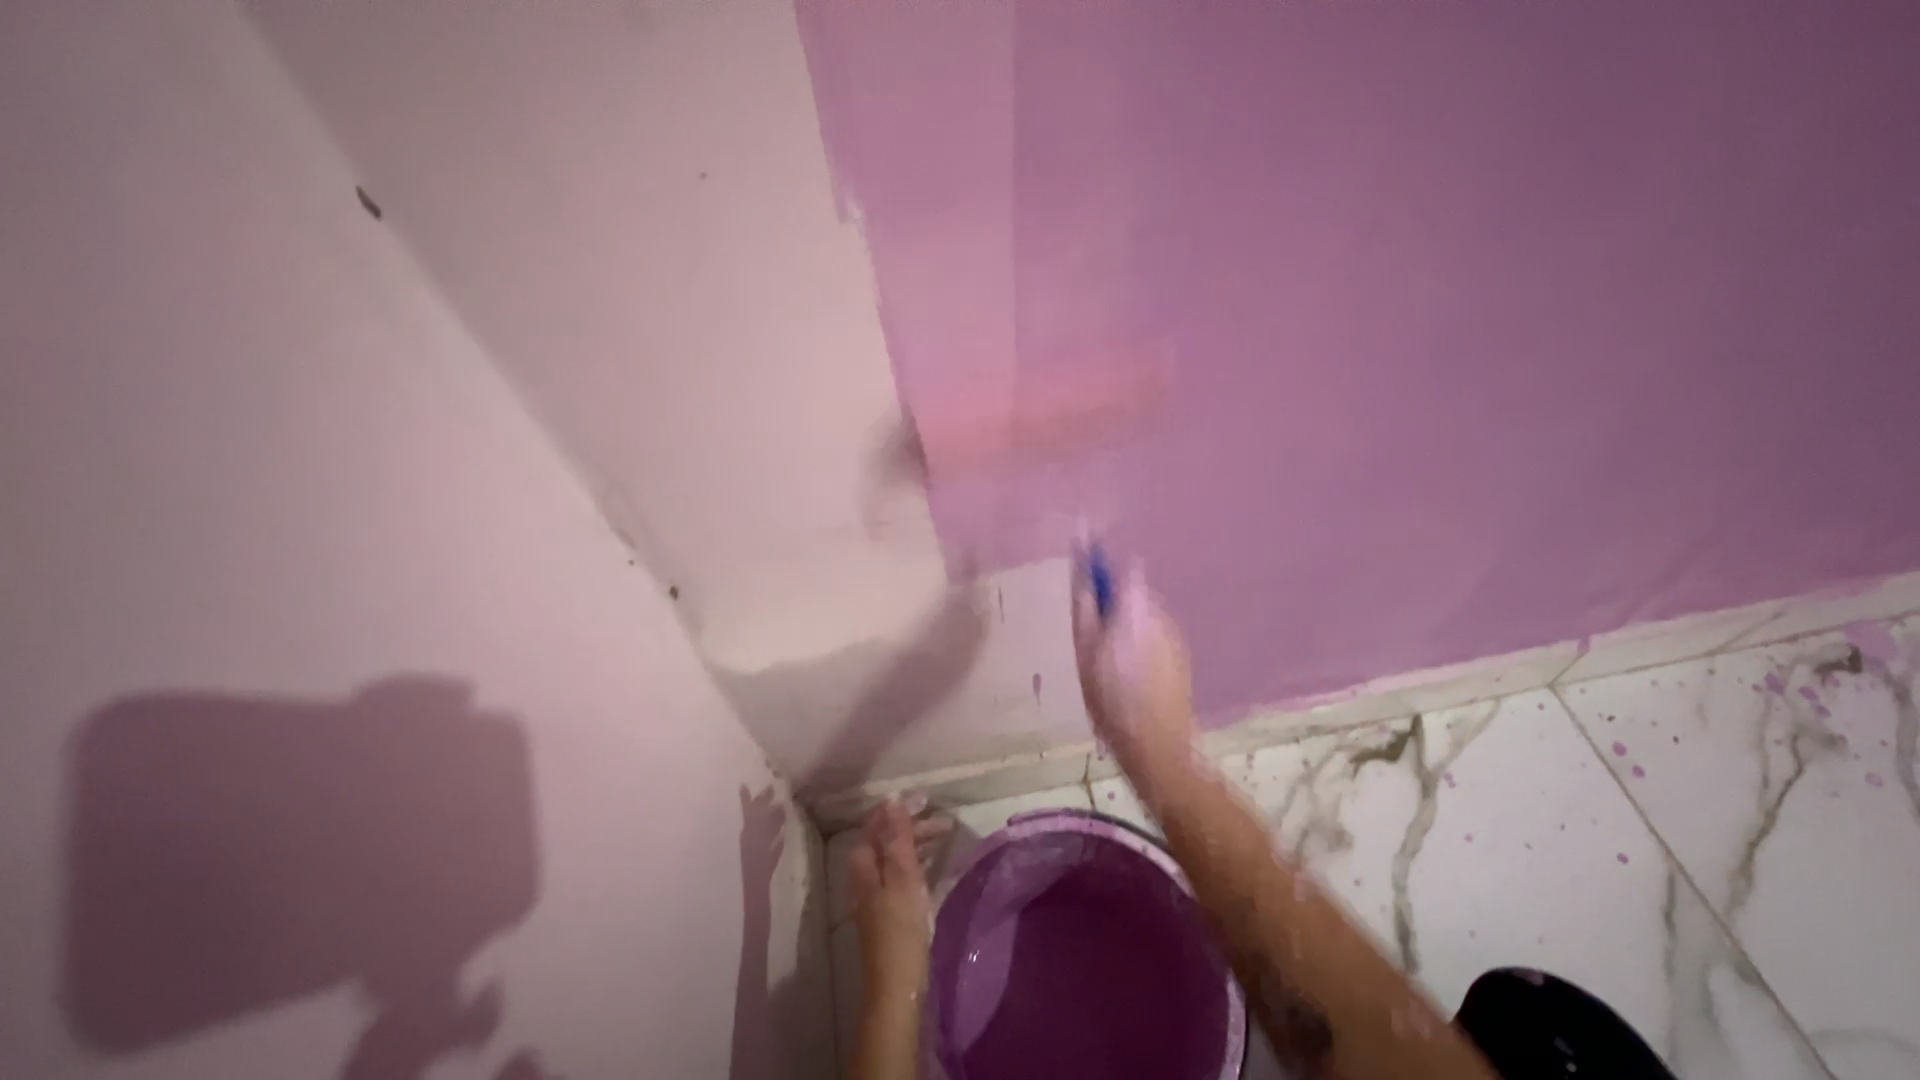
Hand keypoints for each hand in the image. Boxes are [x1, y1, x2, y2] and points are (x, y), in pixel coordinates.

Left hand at [848, 799, 933, 1006]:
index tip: (928, 800)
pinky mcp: (887, 909)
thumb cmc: (901, 929)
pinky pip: (900, 872)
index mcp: (862, 864)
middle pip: (886, 839)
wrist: (897, 986)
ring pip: (894, 856)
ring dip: (917, 842)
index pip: (877, 823)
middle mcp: (863, 875)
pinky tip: (934, 864)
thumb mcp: (903, 878)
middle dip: (912, 826)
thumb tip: (892, 799)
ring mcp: (874, 893)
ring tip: (946, 835)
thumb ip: (898, 838)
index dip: (899, 809)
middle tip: (944, 821)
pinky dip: (916, 862)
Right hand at [1072, 557, 1196, 771]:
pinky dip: (1137, 641)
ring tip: (1104, 657)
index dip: (1102, 561)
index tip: (1082, 567)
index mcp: (1135, 606)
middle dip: (1110, 598)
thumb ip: (1085, 604)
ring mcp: (1174, 636)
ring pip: (1142, 614)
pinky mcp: (1180, 657)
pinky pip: (1153, 635)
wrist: (1156, 745)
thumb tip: (1082, 567)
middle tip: (1086, 628)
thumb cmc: (1110, 697)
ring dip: (1124, 621)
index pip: (1123, 564)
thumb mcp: (1084, 650)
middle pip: (1132, 590)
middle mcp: (1160, 613)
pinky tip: (1126, 672)